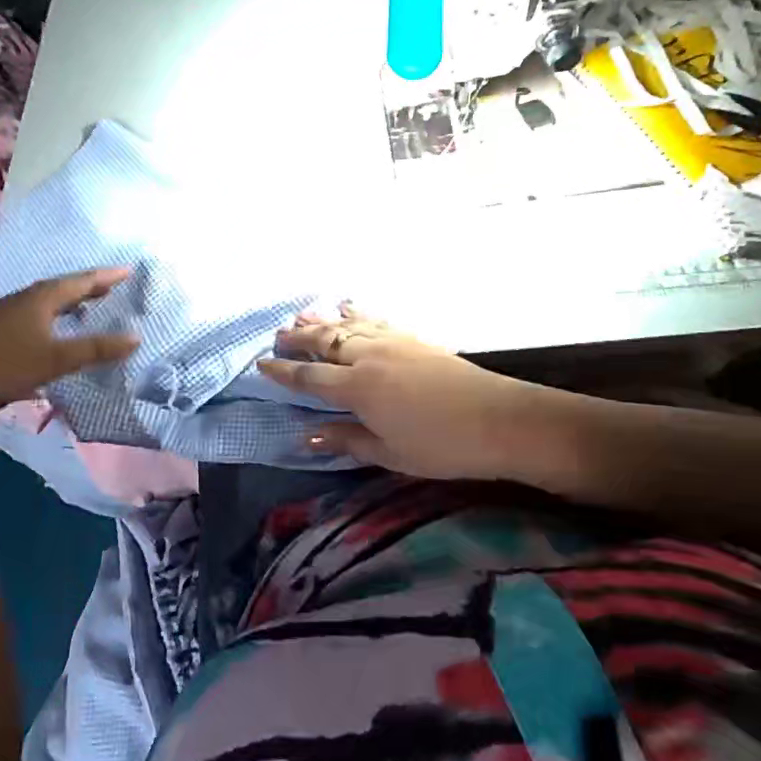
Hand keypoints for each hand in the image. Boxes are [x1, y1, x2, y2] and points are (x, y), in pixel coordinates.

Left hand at [0, 267, 138, 416]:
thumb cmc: (2, 366)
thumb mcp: (56, 359)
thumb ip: (96, 349)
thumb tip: (136, 337)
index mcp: (40, 298)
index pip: (80, 281)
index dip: (105, 277)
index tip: (128, 271)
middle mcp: (22, 299)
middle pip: (62, 288)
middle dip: (88, 287)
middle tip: (112, 288)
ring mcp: (4, 314)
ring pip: (45, 301)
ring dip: (69, 302)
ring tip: (88, 307)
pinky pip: (33, 314)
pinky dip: (53, 316)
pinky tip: (54, 331)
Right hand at [257, 305, 538, 479]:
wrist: (499, 418)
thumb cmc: (441, 446)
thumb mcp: (389, 453)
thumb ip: (346, 439)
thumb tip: (307, 434)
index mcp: (357, 388)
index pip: (309, 378)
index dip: (283, 372)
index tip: (261, 365)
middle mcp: (370, 357)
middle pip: (325, 342)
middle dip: (298, 339)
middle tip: (277, 335)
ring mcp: (394, 342)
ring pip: (349, 325)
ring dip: (323, 321)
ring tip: (303, 315)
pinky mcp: (415, 338)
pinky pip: (376, 320)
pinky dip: (357, 314)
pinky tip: (350, 308)